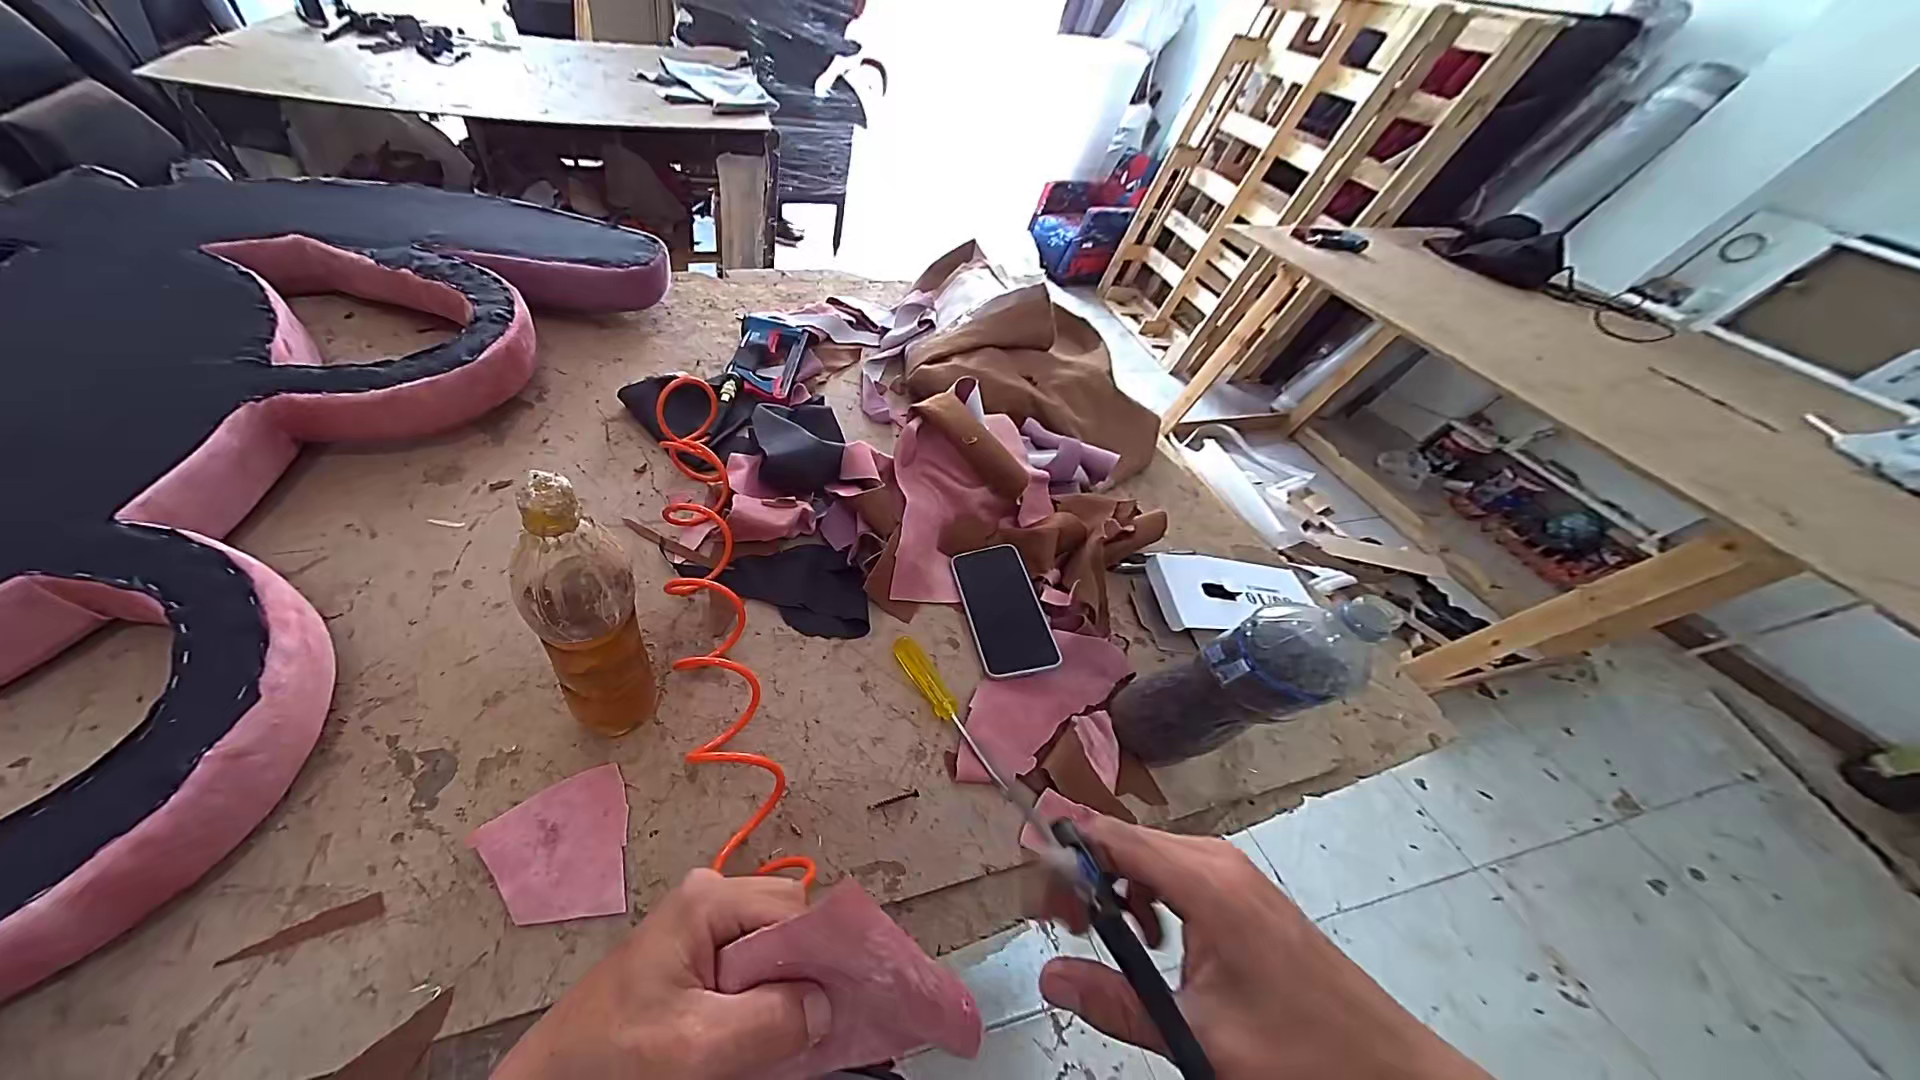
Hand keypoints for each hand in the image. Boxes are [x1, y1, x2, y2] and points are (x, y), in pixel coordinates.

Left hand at [494, 869, 830, 1079]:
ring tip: (777, 1033)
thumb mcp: (695, 1046)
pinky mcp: (697, 950)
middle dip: (798, 970)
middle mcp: (710, 896)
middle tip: (801, 1023)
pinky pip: (751, 962)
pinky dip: (763, 995)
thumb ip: (769, 1019)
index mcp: (708, 898)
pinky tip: (757, 1030)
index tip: (835, 997)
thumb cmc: (611, 1059)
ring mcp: (703, 922)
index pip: (790, 907)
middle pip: (786, 920)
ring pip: (773, 943)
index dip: (817, 950)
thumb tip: (827, 1004)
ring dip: (782, 988)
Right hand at [1036, 815, 1489, 1079]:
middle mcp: (1213, 857)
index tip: (1035, 889)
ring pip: (1145, 855)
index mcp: (1203, 880)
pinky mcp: (1238, 886)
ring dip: (1113, 887)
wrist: (1391, 1070)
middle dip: (1084, 877)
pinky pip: (1172, 870)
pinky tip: (1152, 942)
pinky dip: (1145, 894)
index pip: (1109, 836)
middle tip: (1065, 930)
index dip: (1063, 851)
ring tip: (1105, 940)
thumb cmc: (1299, 1051)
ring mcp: (1229, 868)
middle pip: (1122, 840)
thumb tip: (1049, 977)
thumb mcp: (1197, 1034)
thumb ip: (1115, 1001)